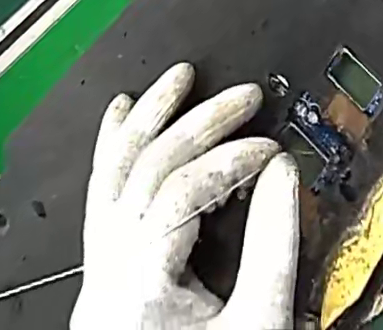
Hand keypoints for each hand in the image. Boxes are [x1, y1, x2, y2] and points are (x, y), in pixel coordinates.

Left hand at [71, 63, 299, 329]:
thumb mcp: (257, 329)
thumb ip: (272, 246)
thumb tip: (283, 172)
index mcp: (141, 290)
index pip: (183, 190)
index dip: (232, 158)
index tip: (272, 151)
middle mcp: (107, 276)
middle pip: (150, 169)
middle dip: (202, 123)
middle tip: (245, 97)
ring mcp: (99, 274)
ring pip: (114, 173)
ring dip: (149, 117)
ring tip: (178, 78)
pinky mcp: (104, 273)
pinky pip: (99, 195)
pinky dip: (111, 147)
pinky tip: (120, 114)